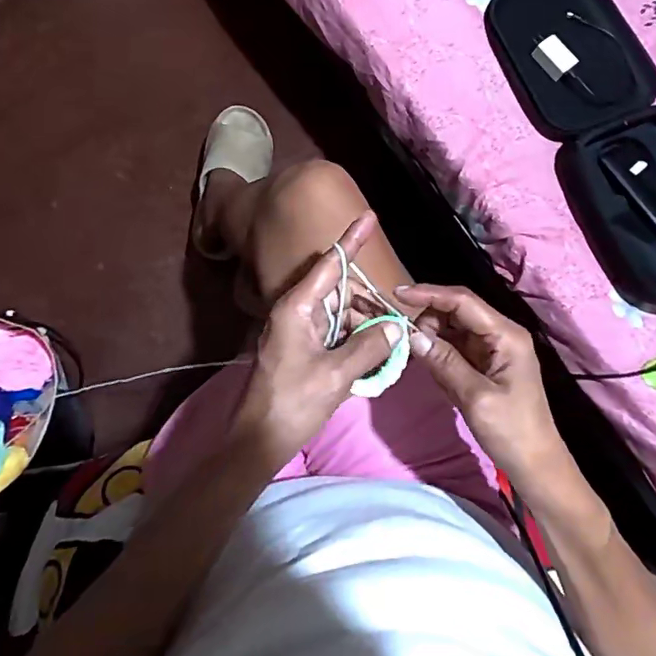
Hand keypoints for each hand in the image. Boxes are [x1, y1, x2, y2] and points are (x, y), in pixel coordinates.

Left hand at [231, 212, 401, 468]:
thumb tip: (396, 326)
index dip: (351, 240)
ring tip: (389, 341)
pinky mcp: (301, 347)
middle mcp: (295, 311)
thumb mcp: (337, 375)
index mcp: (297, 308)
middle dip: (368, 299)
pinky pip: (334, 330)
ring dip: (364, 321)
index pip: (330, 264)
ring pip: (339, 311)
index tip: (369, 215)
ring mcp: (297, 329)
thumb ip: (369, 346)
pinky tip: (374, 351)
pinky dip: (354, 336)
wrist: (259, 439)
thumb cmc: (293, 403)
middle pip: (339, 288)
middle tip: (395, 321)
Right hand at [395, 283, 570, 484]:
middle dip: (429, 318)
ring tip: (417, 355)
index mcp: (506, 335)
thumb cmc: (511, 430)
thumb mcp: (475, 397)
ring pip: (453, 328)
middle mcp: (500, 334)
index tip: (397, 294)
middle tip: (407, 340)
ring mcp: (493, 349)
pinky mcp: (485, 364)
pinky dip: (440, 352)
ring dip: (432, 336)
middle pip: (457, 310)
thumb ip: (444, 362)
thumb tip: (413, 335)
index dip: (429, 293)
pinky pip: (456, 347)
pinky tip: (431, 367)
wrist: (535, 464)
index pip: (463, 301)